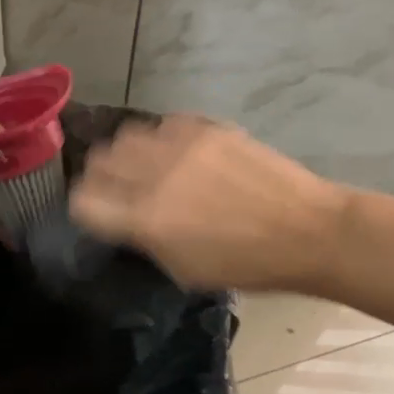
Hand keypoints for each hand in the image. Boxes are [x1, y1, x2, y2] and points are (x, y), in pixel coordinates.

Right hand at [70, 116, 351, 291]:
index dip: (83, 206)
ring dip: (128, 152)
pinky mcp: (205, 128)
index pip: (83, 201)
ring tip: (146, 165)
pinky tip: (178, 153)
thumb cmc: (248, 265)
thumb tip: (126, 222)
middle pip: (99, 161)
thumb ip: (145, 241)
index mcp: (145, 220)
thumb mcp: (185, 270)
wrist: (310, 231)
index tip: (94, 211)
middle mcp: (153, 177)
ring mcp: (179, 147)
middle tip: (115, 186)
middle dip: (101, 175)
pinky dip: (163, 138)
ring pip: (126, 136)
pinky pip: (164, 124)